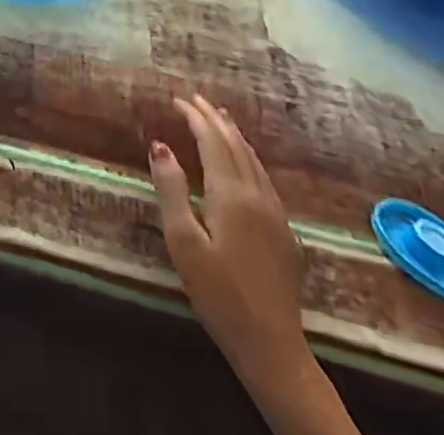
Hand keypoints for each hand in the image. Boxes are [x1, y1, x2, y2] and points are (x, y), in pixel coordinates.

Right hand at [150, 95, 308, 371]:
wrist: (271, 343)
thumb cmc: (217, 293)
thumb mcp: (183, 242)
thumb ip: (172, 190)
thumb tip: (159, 145)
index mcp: (231, 194)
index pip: (212, 142)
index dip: (195, 118)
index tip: (177, 100)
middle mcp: (257, 194)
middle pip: (235, 145)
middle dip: (214, 119)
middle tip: (194, 99)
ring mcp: (275, 212)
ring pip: (254, 159)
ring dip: (233, 134)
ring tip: (219, 118)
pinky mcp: (283, 229)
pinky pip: (264, 176)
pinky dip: (248, 156)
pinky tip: (244, 162)